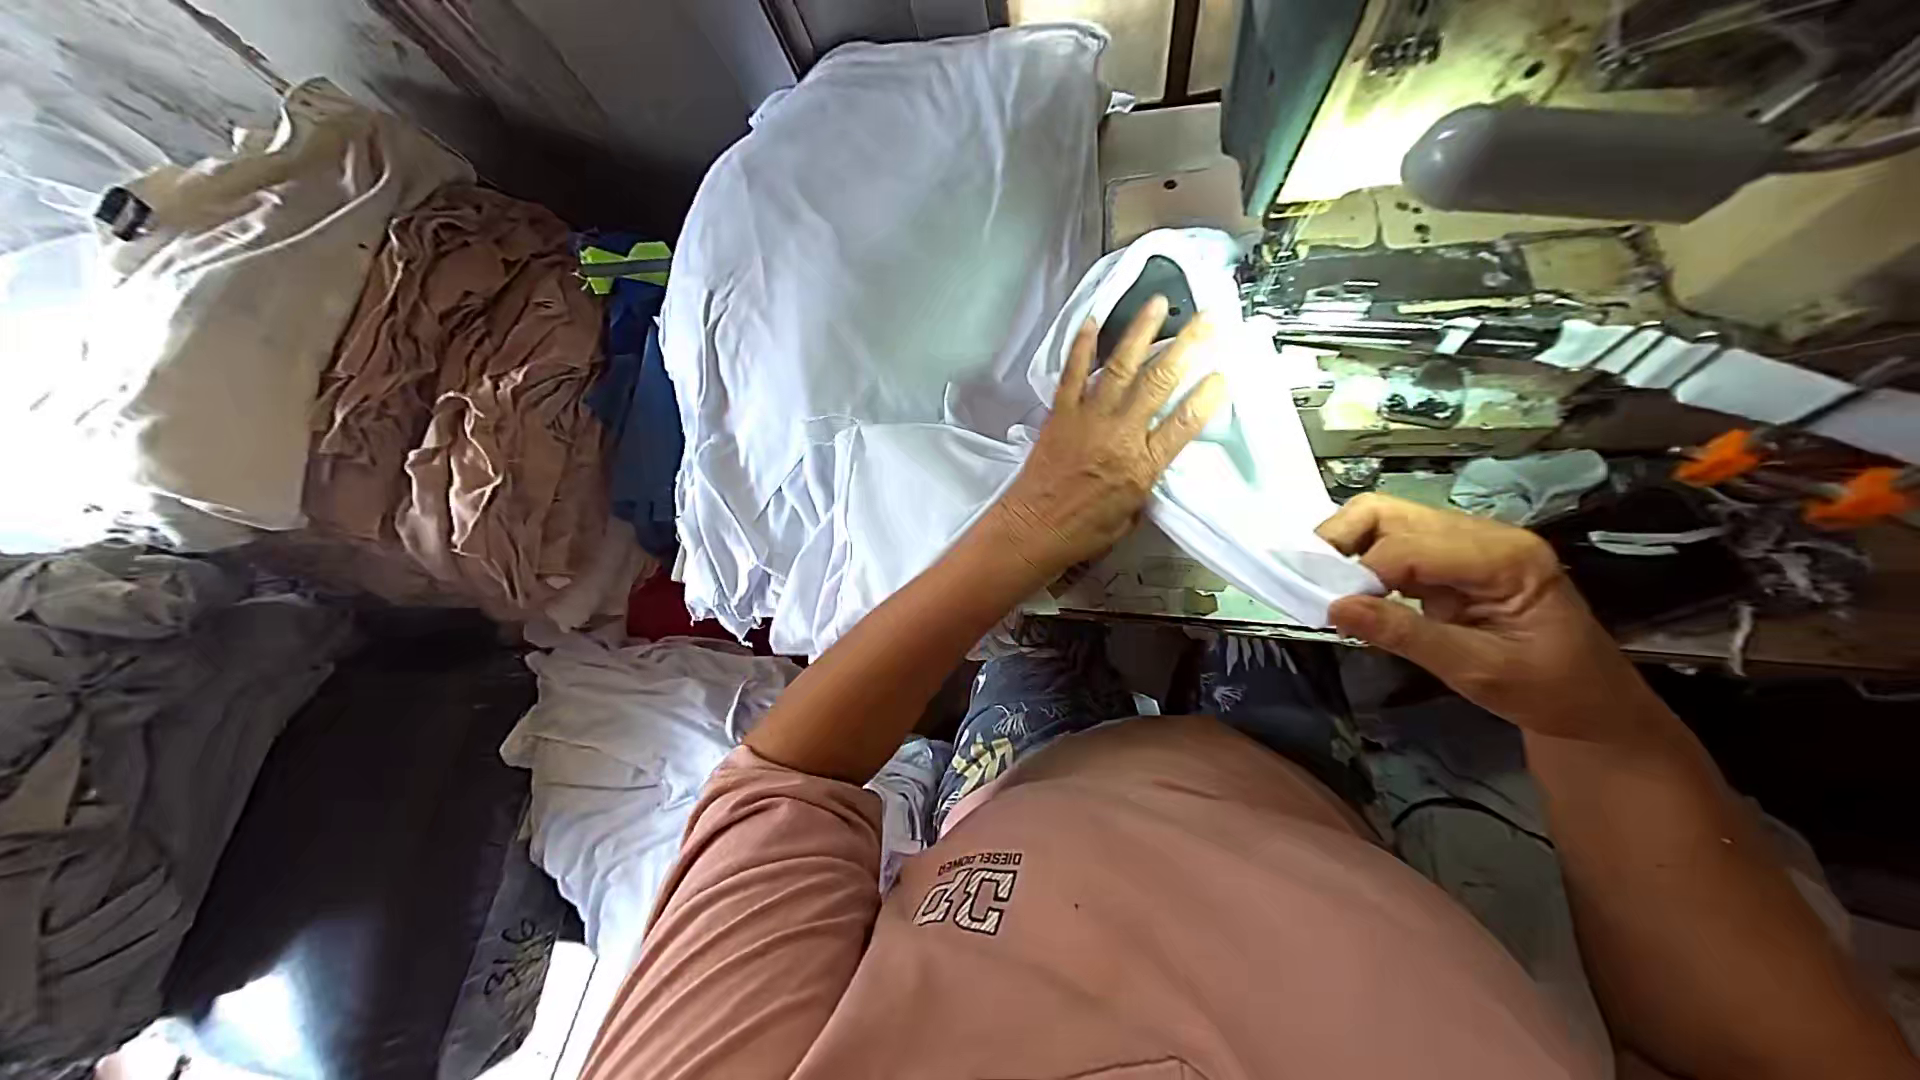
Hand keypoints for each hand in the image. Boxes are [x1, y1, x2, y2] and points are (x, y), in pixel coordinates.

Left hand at [979, 296, 1228, 583]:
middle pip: (1159, 382)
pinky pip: (1072, 373)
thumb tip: (1151, 461)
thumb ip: (1145, 484)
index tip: (1222, 374)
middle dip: (1186, 346)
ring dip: (1140, 331)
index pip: (1185, 424)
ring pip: (1119, 367)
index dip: (1207, 397)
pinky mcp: (1061, 414)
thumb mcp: (1130, 517)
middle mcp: (1120, 435)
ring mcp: (1089, 419)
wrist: (1033, 530)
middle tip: (1206, 319)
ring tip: (1157, 303)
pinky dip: (1082, 346)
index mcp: (1142, 466)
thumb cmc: (1082, 532)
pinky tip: (1093, 321)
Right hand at [1316, 493, 1666, 741]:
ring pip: (1383, 519)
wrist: (1592, 706)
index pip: (1407, 547)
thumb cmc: (1548, 691)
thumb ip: (1404, 635)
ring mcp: (1466, 543)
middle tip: (1316, 583)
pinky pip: (1391, 542)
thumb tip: (1334, 608)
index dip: (1361, 574)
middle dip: (1340, 541)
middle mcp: (1482, 536)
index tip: (1330, 609)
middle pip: (1387, 512)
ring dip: (1346, 549)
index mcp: (1504, 558)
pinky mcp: (1449, 559)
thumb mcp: (1476, 670)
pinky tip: (1354, 591)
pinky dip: (1360, 560)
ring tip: (1331, 588)